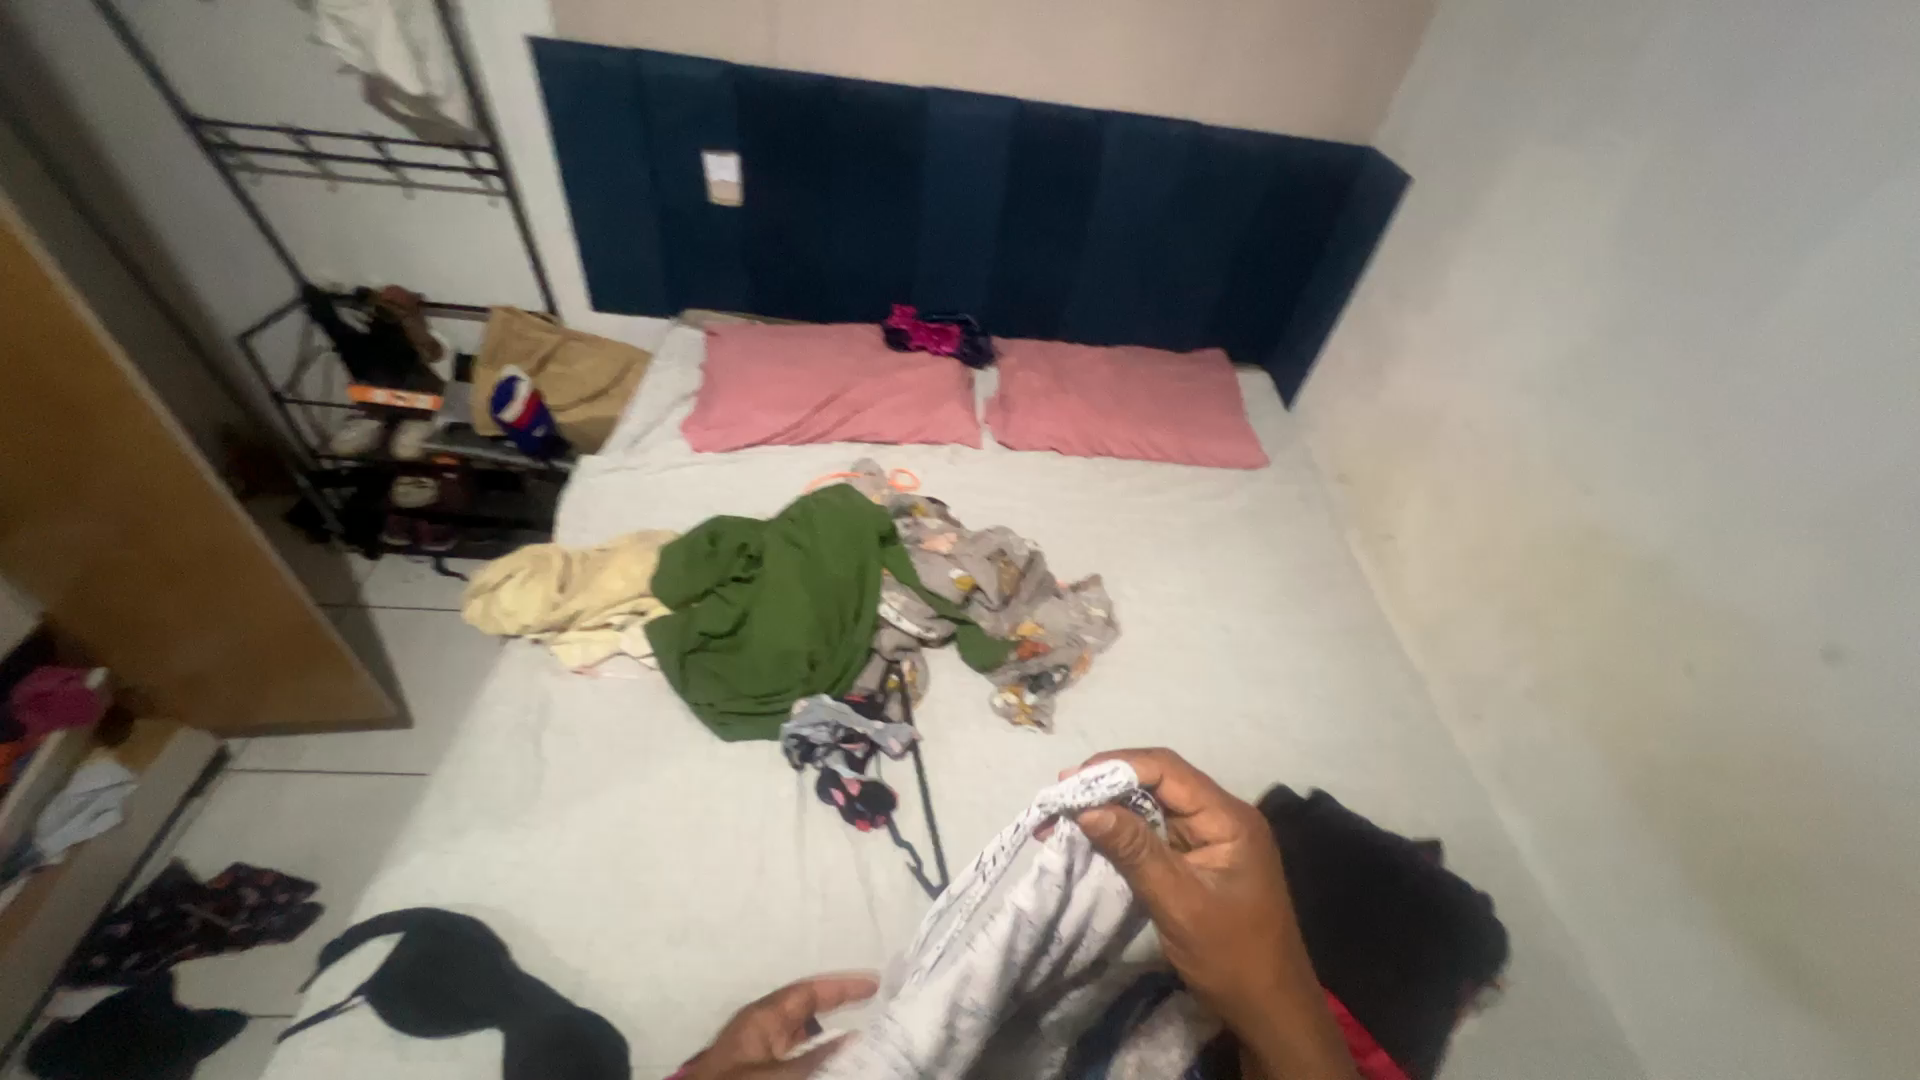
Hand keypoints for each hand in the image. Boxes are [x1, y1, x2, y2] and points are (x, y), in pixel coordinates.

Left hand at [679, 973, 877, 1079]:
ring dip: (828, 1039)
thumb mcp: (775, 1073)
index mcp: (764, 1017)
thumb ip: (815, 1057)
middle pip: (807, 1011)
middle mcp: (762, 1030)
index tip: (876, 984)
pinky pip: (794, 1059)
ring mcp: (758, 1055)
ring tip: (860, 1043)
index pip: (810, 991)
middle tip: (873, 1008)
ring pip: (802, 1039)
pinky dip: (815, 1060)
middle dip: (838, 1007)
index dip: (843, 986)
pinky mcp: (757, 1071)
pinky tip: (832, 1065)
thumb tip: (854, 1037)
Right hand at [1069, 749, 1355, 1079]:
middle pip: (1158, 780)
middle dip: (1107, 783)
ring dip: (1111, 806)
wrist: (1272, 1013)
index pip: (1167, 770)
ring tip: (1065, 814)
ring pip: (1153, 802)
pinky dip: (1123, 829)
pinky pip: (1156, 829)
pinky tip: (1093, 834)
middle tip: (1060, 796)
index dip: (1116, 767)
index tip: (1070, 782)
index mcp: (1228, 817)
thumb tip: (1086, 807)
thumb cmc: (1231, 957)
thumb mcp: (1178, 903)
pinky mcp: (1198, 855)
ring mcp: (1210, 835)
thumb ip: (1134, 850)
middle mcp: (1221, 815)